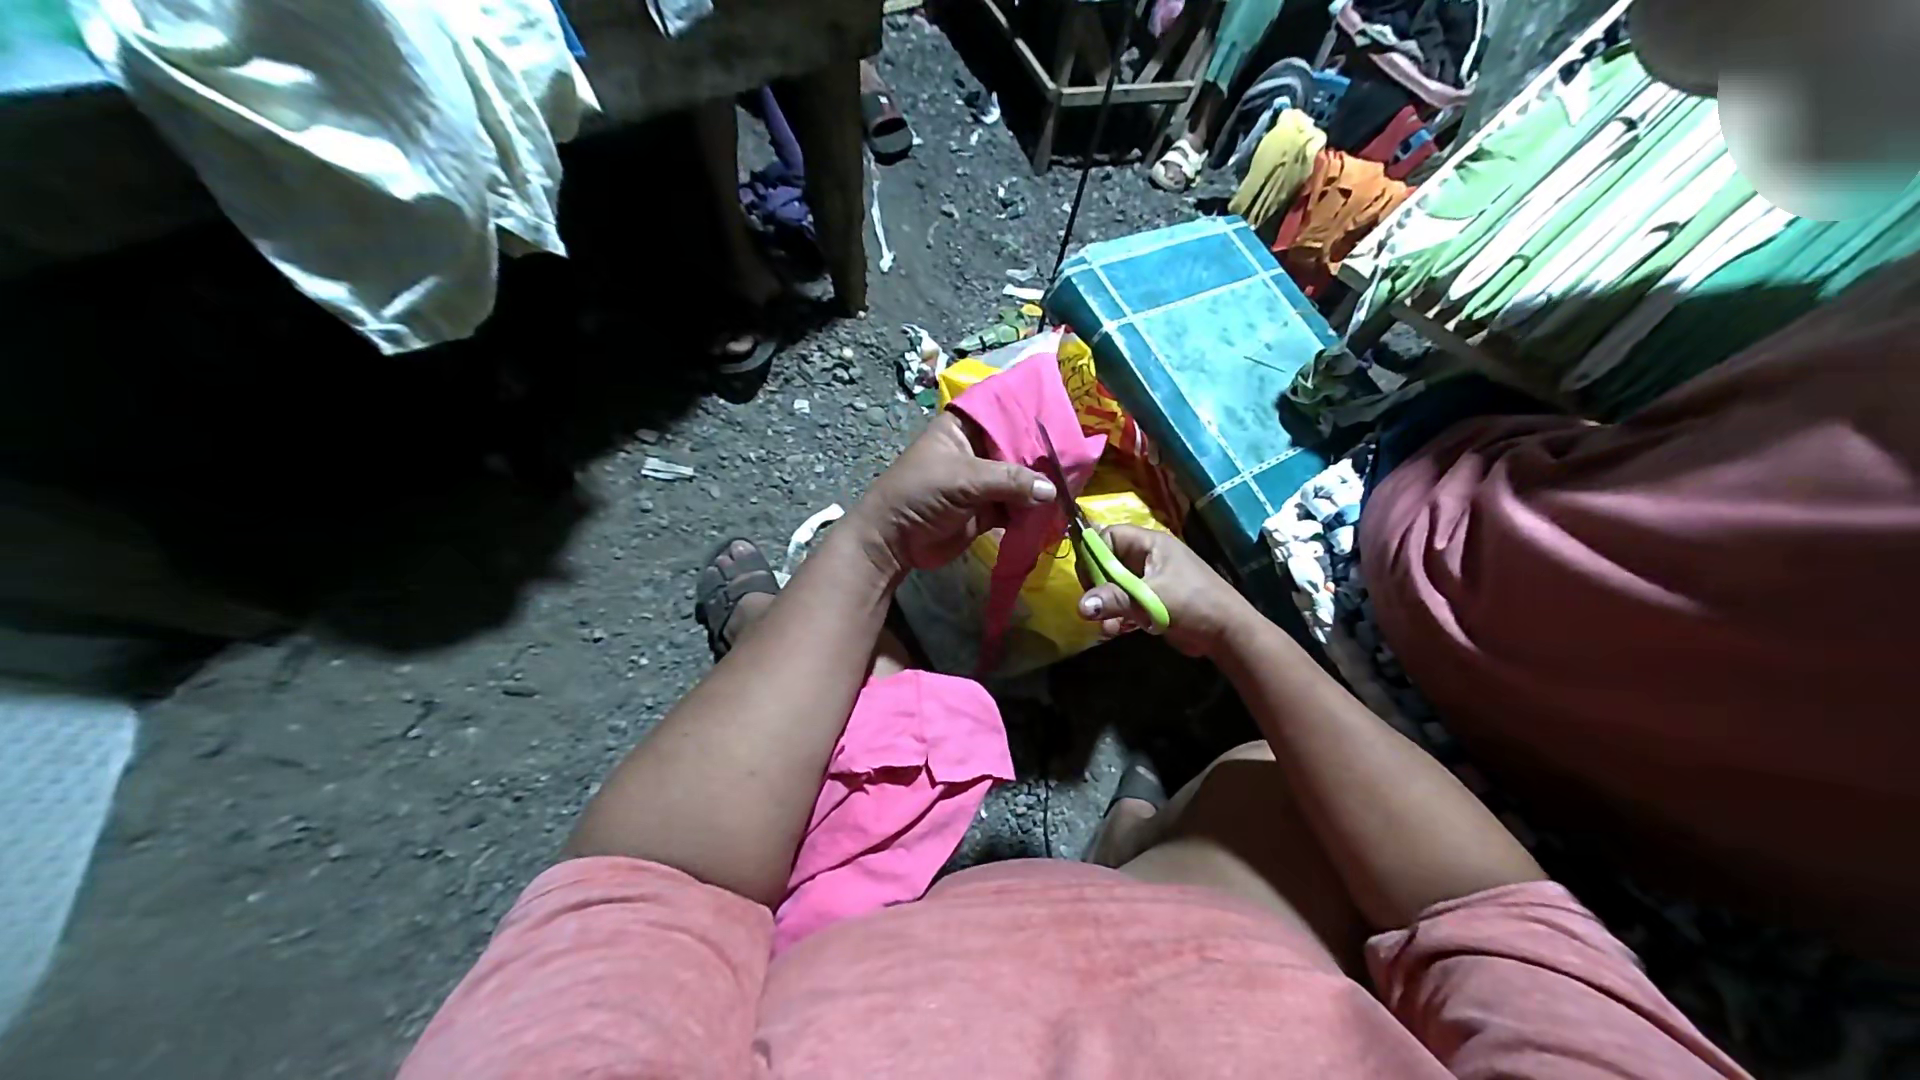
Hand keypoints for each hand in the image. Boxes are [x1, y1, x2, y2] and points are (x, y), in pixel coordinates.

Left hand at [847, 411, 1056, 578]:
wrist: (894, 542)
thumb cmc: (919, 494)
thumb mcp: (962, 479)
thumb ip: (1008, 480)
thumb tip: (1052, 490)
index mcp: (964, 427)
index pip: (1004, 410)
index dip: (1031, 412)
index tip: (1066, 413)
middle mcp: (977, 449)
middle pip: (1018, 446)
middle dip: (1044, 454)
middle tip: (1080, 457)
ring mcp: (984, 480)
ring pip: (1021, 478)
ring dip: (1042, 485)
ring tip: (1075, 485)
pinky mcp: (988, 509)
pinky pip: (1017, 505)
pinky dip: (1033, 510)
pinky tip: (1056, 510)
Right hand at [1076, 526, 1254, 656]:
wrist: (1229, 634)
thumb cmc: (1193, 604)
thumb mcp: (1151, 599)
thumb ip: (1115, 600)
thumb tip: (1080, 606)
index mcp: (1151, 544)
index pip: (1109, 536)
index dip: (1094, 553)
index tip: (1088, 578)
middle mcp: (1149, 558)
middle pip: (1108, 563)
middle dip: (1098, 585)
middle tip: (1094, 603)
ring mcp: (1151, 581)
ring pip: (1115, 587)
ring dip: (1107, 605)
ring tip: (1104, 624)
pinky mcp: (1153, 603)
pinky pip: (1126, 604)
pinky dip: (1118, 617)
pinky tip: (1114, 631)